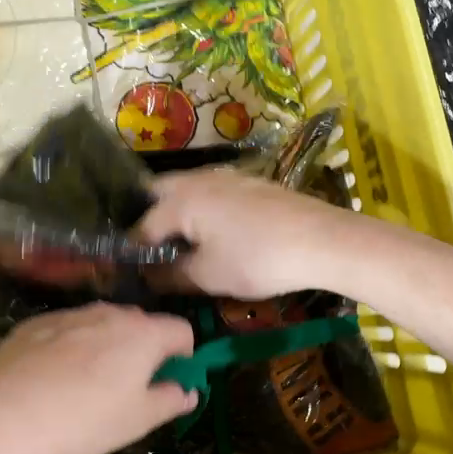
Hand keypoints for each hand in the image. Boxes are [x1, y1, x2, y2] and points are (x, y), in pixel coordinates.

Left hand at [0, 304, 197, 453]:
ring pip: (103, 325)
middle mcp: (110, 313)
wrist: (4, 414)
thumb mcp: (138, 421)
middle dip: (144, 350)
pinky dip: (71, 348)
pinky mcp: (36, 322)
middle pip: (142, 324)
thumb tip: (188, 390)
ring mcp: (71, 314)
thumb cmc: (84, 421)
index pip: (182, 331)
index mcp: (144, 334)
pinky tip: (52, 381)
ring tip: (87, 387)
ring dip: (106, 347)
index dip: (183, 356)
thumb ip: (171, 401)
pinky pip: (68, 330)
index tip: (168, 383)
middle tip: (129, 389)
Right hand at [134, 169, 357, 299]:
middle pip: (160, 194)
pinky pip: (212, 193)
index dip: (134, 253)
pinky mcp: (252, 184)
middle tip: (152, 253)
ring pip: (188, 190)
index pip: (142, 227)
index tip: (131, 275)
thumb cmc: (256, 260)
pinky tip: (215, 234)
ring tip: (181, 245)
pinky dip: (203, 211)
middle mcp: (199, 179)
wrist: (321, 241)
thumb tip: (147, 276)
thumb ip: (171, 276)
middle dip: (150, 220)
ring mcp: (228, 177)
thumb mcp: (208, 276)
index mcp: (180, 199)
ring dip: (178, 213)